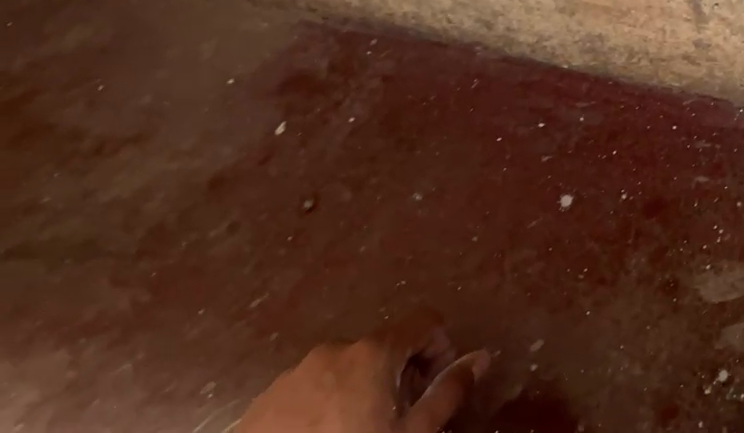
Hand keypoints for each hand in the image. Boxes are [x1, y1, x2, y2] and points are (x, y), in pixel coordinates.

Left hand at [237, 310, 489, 432]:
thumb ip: (449, 390)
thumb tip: (482, 356)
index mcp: (374, 351)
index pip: (426, 321)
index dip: (441, 348)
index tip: (434, 385)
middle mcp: (335, 350)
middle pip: (385, 346)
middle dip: (400, 373)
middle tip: (397, 416)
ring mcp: (292, 375)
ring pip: (345, 368)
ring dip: (360, 388)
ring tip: (355, 431)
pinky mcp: (261, 403)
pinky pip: (308, 390)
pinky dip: (323, 405)